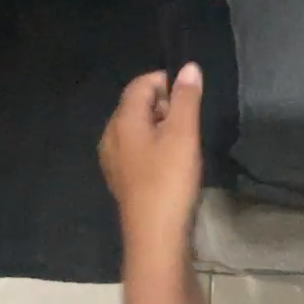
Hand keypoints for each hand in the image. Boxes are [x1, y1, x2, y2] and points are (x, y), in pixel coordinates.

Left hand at [100, 63, 203, 257]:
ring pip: (138, 131)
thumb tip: (190, 67)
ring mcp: (115, 161)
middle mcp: (112, 136)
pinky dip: (156, 149)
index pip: (140, 85)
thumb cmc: (169, 181)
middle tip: (192, 121)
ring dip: (162, 129)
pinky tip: (174, 165)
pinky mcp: (124, 181)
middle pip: (137, 107)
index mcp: (122, 121)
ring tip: (187, 143)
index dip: (166, 81)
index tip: (192, 94)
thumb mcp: (183, 135)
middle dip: (165, 105)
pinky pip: (139, 152)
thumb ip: (186, 99)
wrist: (156, 235)